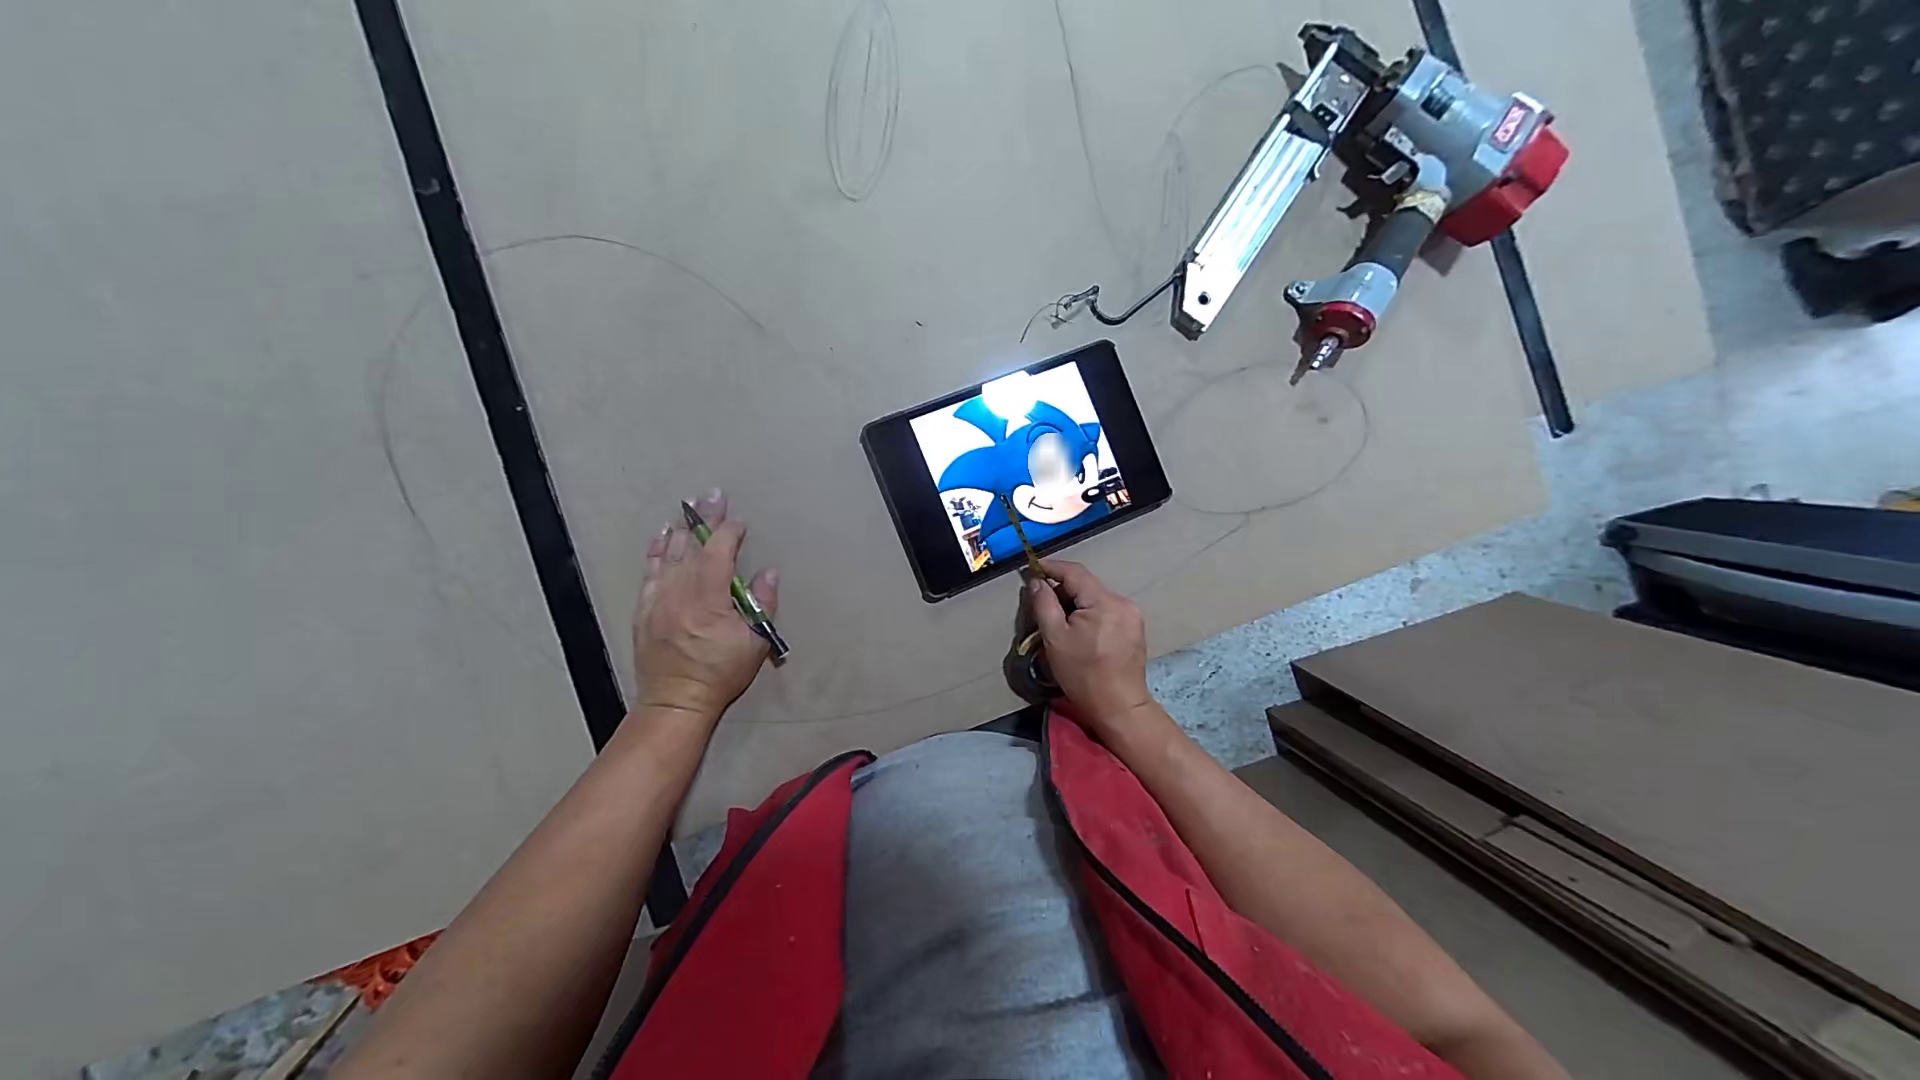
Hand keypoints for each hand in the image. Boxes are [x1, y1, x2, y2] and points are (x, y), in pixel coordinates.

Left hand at [632, 489, 778, 720]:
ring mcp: (658, 599)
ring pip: (670, 554)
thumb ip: (763, 604)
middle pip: (694, 546)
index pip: (719, 553)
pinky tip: (663, 535)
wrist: (675, 701)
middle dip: (706, 519)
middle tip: (714, 495)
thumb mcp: (755, 643)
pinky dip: (657, 550)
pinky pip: (650, 570)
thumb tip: (768, 573)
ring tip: (690, 507)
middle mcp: (680, 593)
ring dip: (682, 528)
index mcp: (709, 600)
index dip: (730, 533)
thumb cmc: (720, 674)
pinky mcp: (644, 608)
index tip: (740, 522)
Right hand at [1029, 560, 1155, 734]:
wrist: (1118, 706)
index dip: (1051, 567)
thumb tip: (1036, 581)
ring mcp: (1132, 614)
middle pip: (1086, 584)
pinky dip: (1089, 611)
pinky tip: (1079, 629)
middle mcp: (1122, 602)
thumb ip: (1044, 604)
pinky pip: (1106, 608)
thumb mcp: (1054, 639)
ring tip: (1059, 620)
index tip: (1031, 567)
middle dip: (1062, 588)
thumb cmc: (1083, 675)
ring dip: (1075, 601)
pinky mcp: (1134, 626)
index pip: (1075, 572)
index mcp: (1104, 602)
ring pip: (1096, 596)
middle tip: (1041, 602)